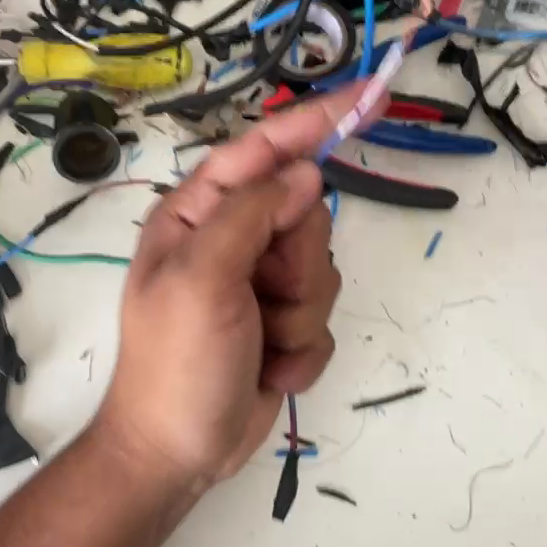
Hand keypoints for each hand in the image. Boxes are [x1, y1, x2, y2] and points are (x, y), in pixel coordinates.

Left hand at [90, 92, 352, 491]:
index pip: (263, 151)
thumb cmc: (175, 362)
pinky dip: (301, 351)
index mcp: (199, 215)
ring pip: (322, 270)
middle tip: (263, 298)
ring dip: (298, 317)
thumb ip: (251, 215)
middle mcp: (232, 240)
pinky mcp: (283, 325)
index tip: (371, 96)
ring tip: (259, 343)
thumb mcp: (201, 279)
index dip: (314, 121)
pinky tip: (267, 370)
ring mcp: (260, 284)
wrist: (177, 451)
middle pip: (306, 214)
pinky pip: (324, 320)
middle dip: (296, 265)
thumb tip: (304, 172)